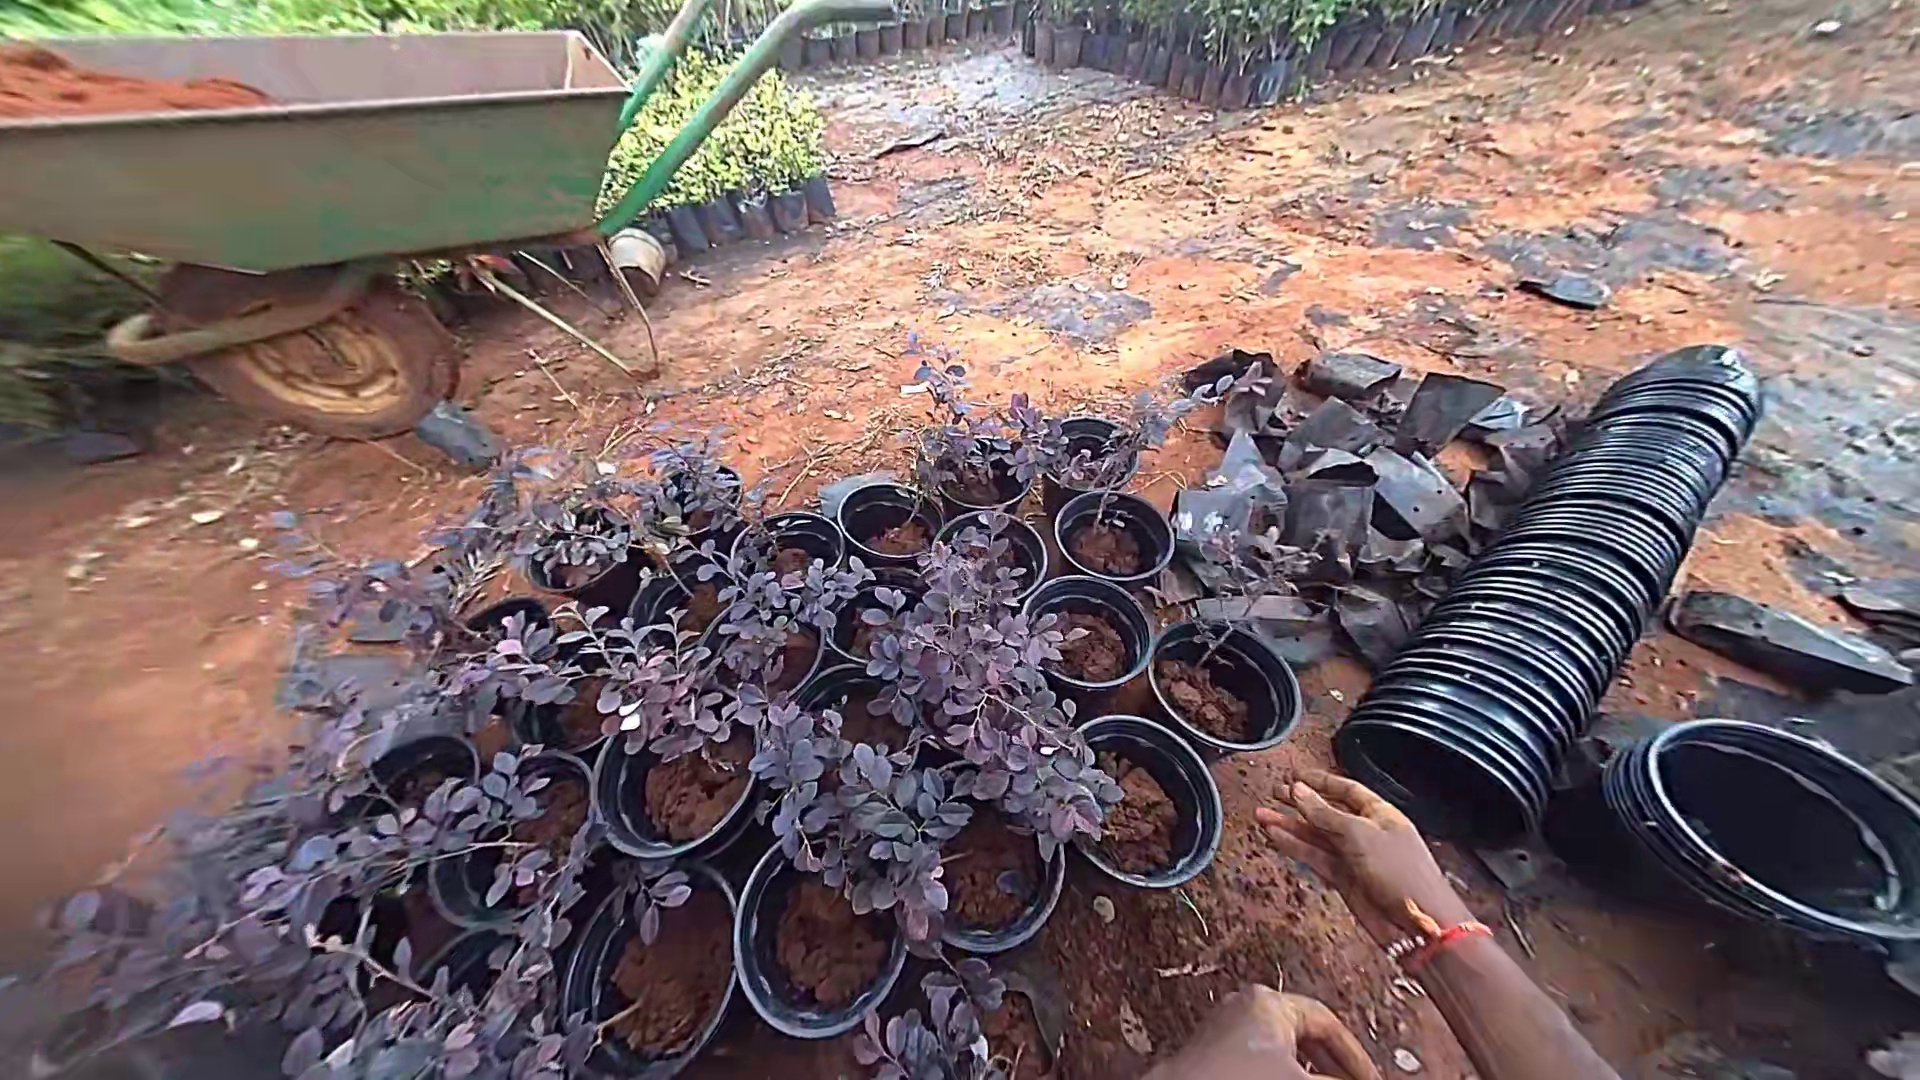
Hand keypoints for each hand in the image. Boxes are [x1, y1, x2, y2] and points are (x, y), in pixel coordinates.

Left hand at [1143, 986, 1380, 1079]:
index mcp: (1268, 1004)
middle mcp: (1245, 1007)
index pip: (1325, 1021)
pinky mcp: (1215, 1054)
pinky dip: (1284, 1075)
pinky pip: (1260, 1062)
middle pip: (1304, 1035)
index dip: (1356, 1057)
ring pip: (1282, 1052)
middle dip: (1333, 1068)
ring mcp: (1227, 1029)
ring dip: (1310, 1073)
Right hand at [1255, 770, 1472, 946]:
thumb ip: (1323, 812)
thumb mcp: (1359, 834)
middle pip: (1326, 810)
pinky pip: (1314, 856)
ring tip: (1261, 815)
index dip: (1320, 780)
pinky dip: (1293, 846)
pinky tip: (1273, 836)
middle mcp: (1365, 832)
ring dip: (1289, 825)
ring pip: (1315, 835)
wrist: (1422, 930)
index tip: (1294, 775)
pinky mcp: (1344, 878)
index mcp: (1379, 815)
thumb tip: (1297, 789)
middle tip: (1274, 792)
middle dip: (1300, 802)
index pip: (1346, 789)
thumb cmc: (1399, 873)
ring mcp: (1354, 856)